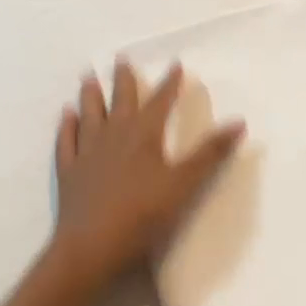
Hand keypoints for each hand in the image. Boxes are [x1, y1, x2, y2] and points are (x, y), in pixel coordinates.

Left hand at [53, 60, 244, 286]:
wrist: (91, 247)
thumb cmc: (143, 215)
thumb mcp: (185, 184)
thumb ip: (210, 153)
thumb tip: (239, 122)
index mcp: (144, 135)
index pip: (161, 102)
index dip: (170, 83)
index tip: (175, 64)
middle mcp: (114, 136)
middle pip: (120, 101)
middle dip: (124, 80)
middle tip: (120, 58)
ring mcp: (87, 153)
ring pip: (89, 115)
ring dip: (91, 95)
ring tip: (88, 77)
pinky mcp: (69, 173)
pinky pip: (66, 141)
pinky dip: (67, 126)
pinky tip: (66, 116)